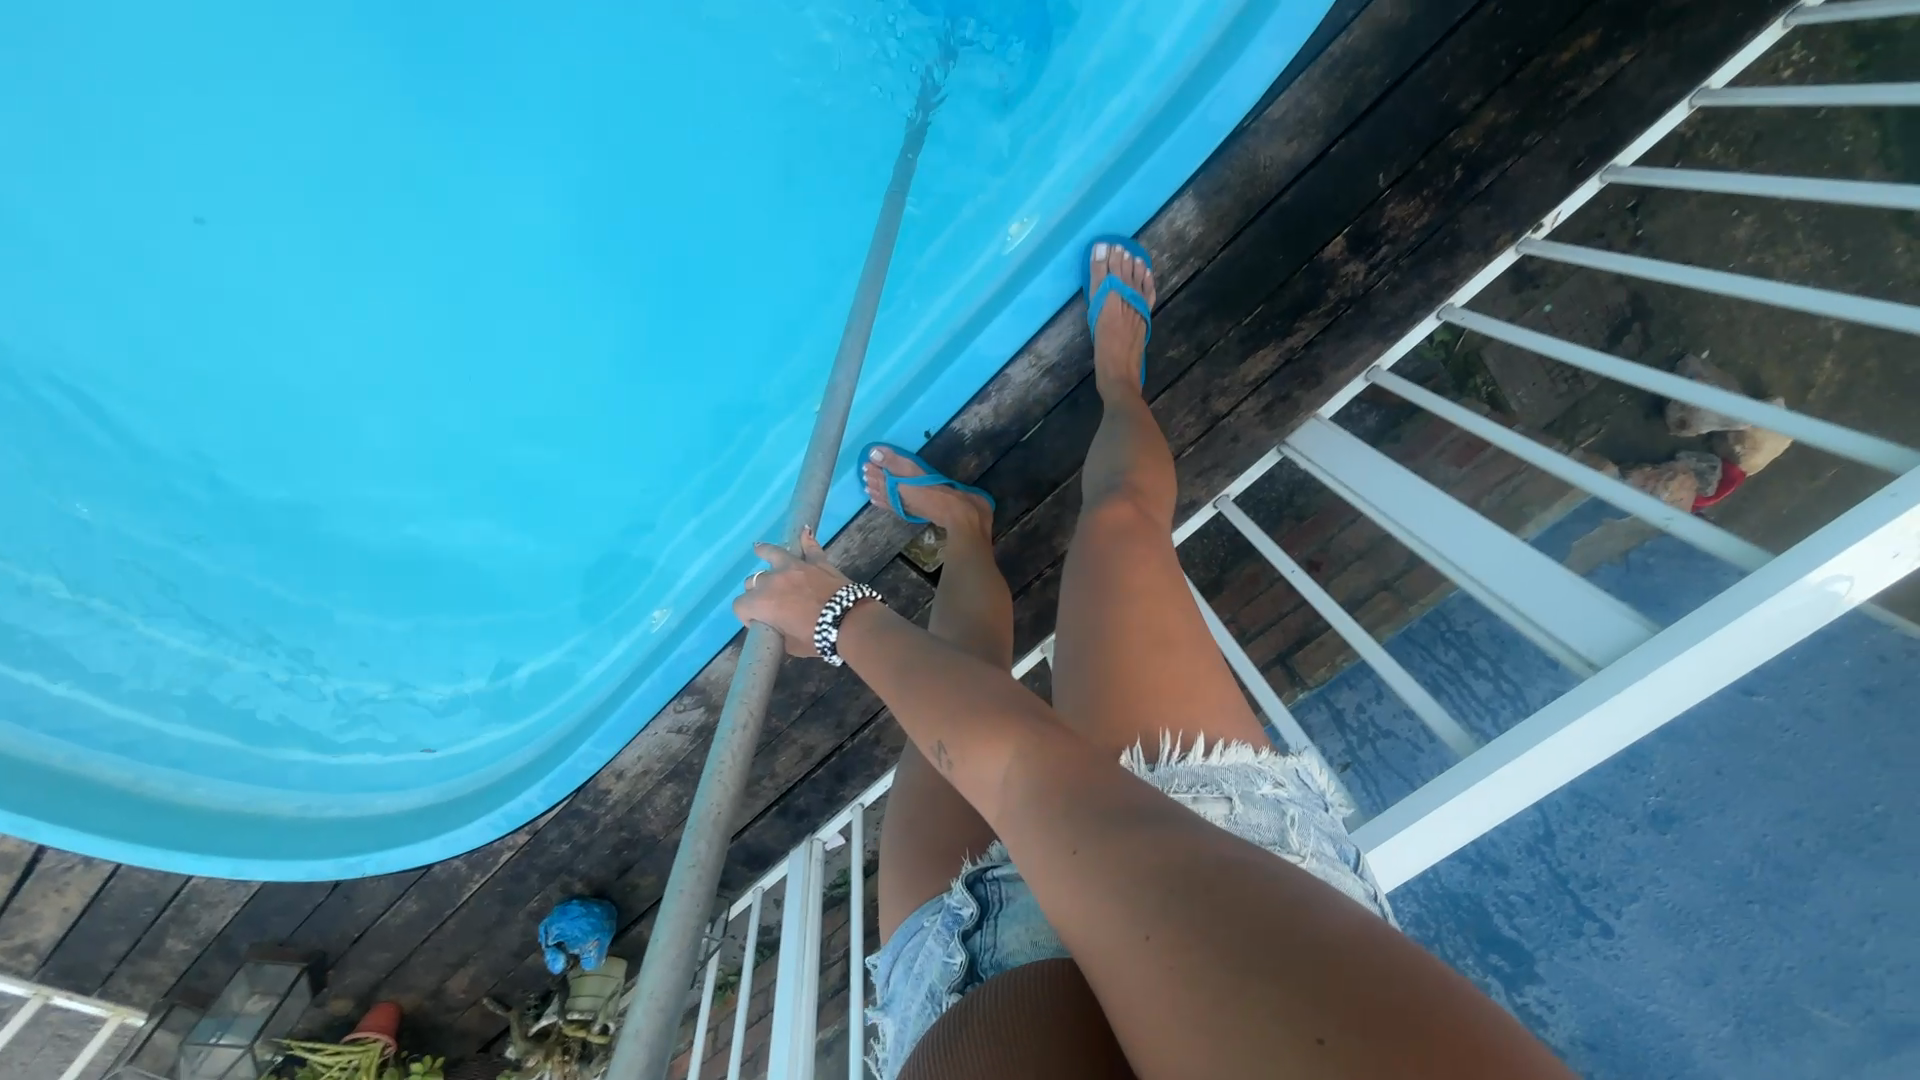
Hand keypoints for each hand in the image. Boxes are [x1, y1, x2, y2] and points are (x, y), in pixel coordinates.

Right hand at [731, 526, 854, 657]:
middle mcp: (772, 580)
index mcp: (761, 602)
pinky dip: (807, 540)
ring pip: (773, 554)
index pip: (740, 606)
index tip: (758, 623)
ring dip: (765, 552)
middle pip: (754, 581)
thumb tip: (778, 628)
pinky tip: (804, 531)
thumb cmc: (815, 637)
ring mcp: (795, 567)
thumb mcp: (789, 645)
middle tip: (770, 602)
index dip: (747, 616)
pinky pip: (810, 547)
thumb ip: (777, 633)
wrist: (847, 622)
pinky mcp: (817, 562)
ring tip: (759, 548)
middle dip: (757, 592)